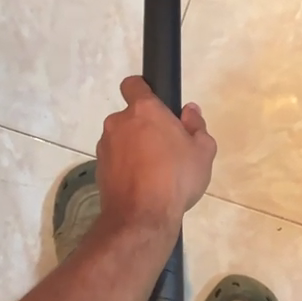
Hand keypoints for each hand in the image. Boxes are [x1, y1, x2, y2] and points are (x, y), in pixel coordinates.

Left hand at [95, 77, 216, 232]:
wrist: (142, 216)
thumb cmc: (176, 177)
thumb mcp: (202, 151)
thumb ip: (196, 126)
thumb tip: (189, 112)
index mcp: (143, 110)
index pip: (133, 84)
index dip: (143, 90)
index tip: (156, 106)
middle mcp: (118, 122)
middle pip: (130, 116)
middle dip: (144, 127)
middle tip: (166, 148)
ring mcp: (105, 146)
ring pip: (122, 139)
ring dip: (134, 148)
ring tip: (155, 171)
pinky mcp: (99, 168)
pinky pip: (115, 159)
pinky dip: (126, 166)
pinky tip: (142, 184)